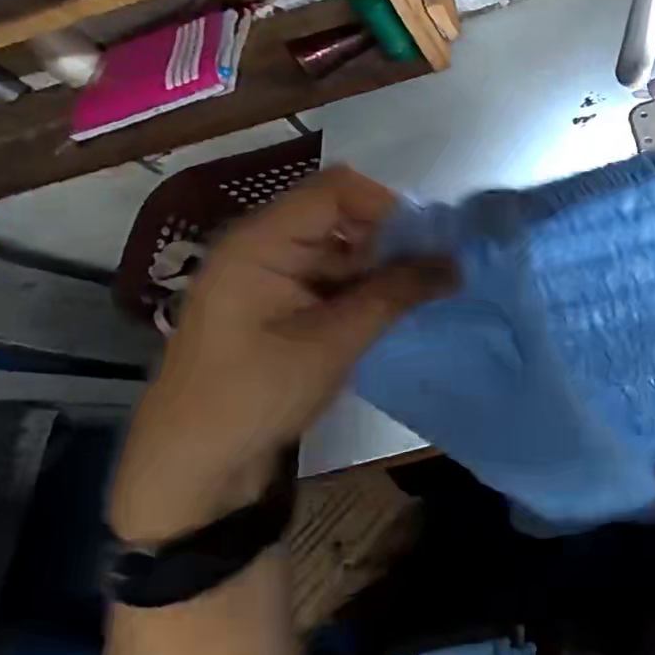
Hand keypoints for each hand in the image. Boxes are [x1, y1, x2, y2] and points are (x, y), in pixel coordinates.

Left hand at [110, 167, 455, 542]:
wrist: (195, 464)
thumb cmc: (256, 393)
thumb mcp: (335, 340)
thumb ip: (397, 292)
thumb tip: (458, 263)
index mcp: (262, 242)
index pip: (338, 190)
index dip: (390, 206)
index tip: (433, 244)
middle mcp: (267, 247)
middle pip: (345, 217)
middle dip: (396, 240)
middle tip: (442, 273)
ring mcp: (275, 277)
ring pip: (346, 251)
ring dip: (387, 268)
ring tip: (430, 293)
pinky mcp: (285, 306)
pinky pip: (337, 280)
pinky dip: (371, 290)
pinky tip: (401, 309)